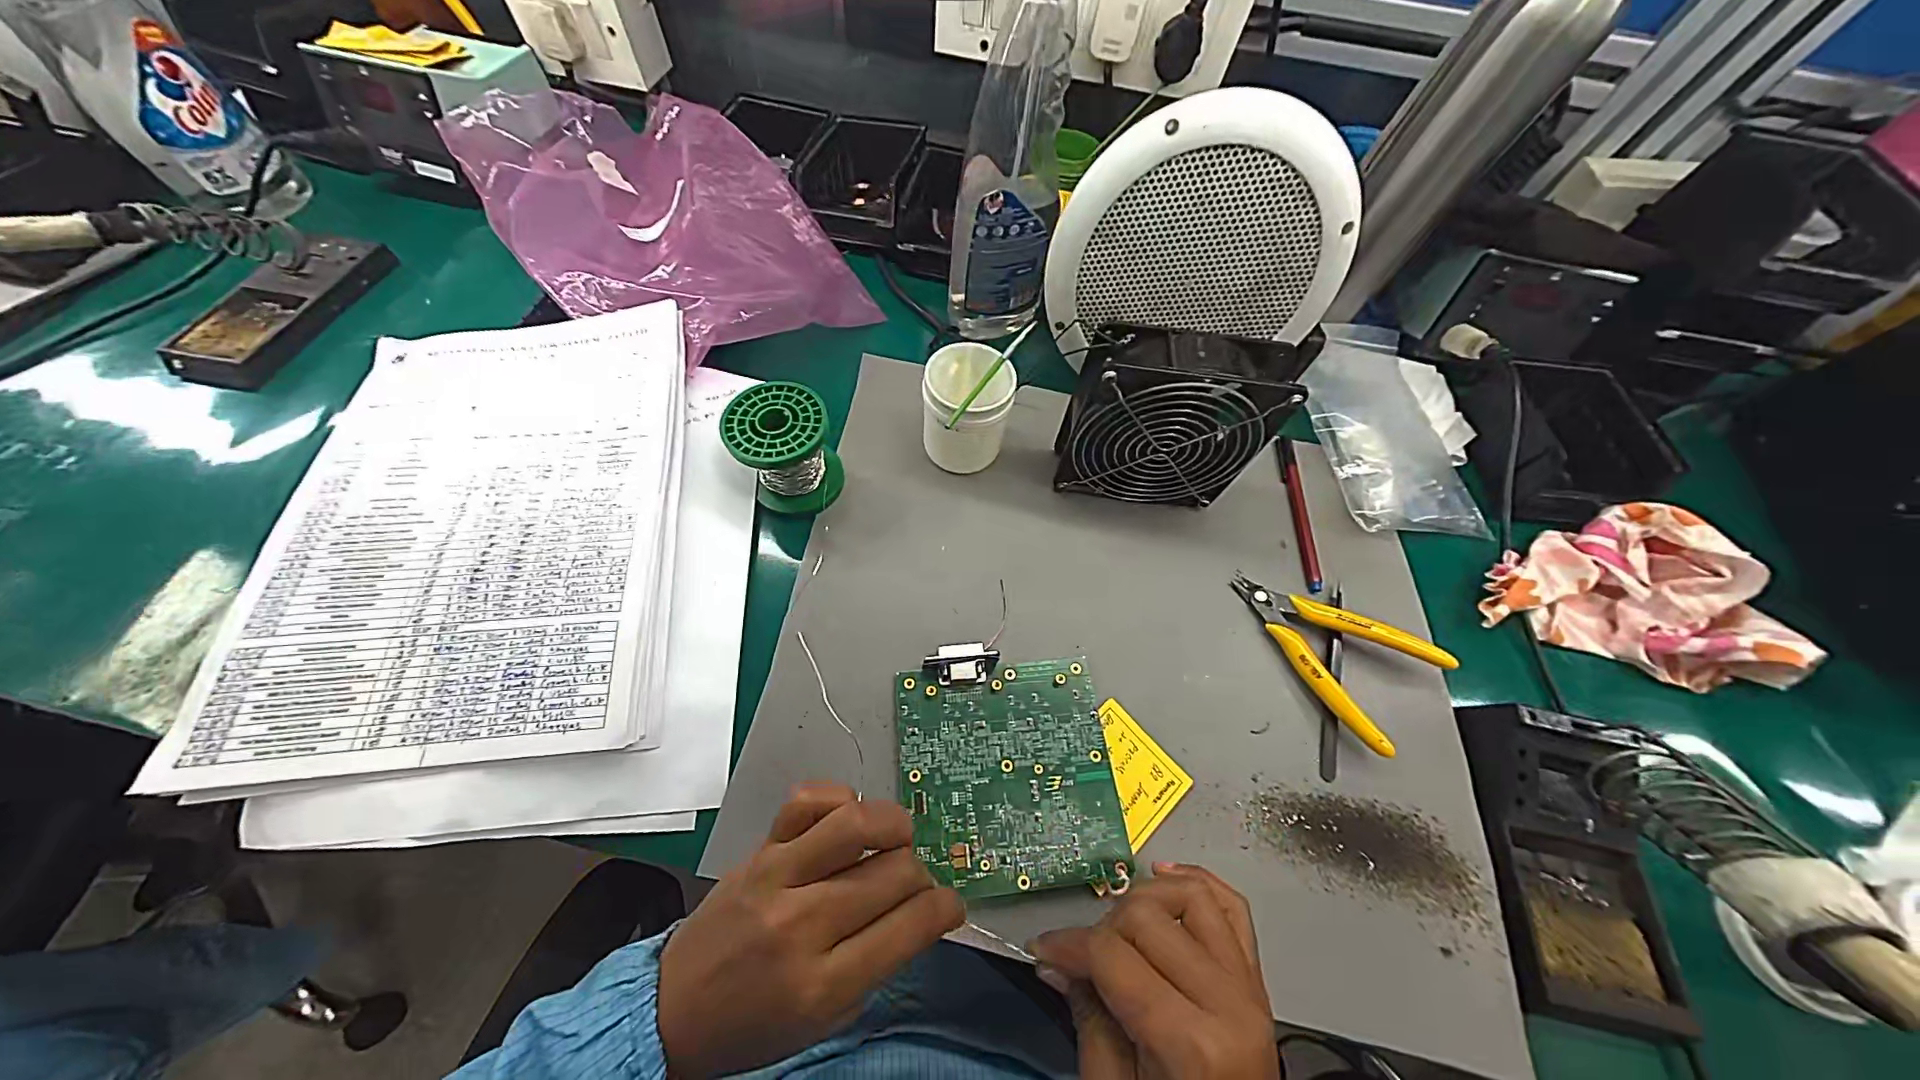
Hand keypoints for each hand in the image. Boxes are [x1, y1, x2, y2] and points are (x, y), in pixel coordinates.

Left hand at [656, 784, 964, 1076]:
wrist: (674, 1008)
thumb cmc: (754, 1022)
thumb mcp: (827, 1019)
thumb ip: (880, 963)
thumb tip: (923, 909)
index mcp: (824, 983)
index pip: (912, 924)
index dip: (946, 908)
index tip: (948, 905)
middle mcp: (802, 924)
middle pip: (895, 872)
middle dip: (921, 875)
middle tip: (913, 884)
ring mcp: (777, 878)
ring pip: (856, 824)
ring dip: (893, 825)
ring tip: (896, 838)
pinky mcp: (759, 850)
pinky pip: (806, 800)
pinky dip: (838, 798)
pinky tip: (846, 817)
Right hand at [1030, 863, 1278, 1079]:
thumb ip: (1088, 1017)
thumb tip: (1057, 962)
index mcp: (1192, 1043)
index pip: (1113, 955)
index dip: (1068, 945)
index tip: (1044, 951)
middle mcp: (1229, 1004)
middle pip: (1146, 916)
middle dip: (1101, 928)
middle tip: (1081, 959)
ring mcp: (1250, 988)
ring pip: (1189, 896)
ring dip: (1144, 899)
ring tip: (1119, 925)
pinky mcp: (1257, 980)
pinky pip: (1231, 906)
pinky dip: (1196, 881)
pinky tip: (1163, 878)